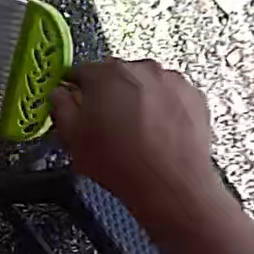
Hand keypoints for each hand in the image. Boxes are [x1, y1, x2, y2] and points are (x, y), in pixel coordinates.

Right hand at [50, 59, 223, 227]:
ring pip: (144, 83)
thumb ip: (61, 108)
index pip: (82, 71)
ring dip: (136, 99)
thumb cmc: (121, 162)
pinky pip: (169, 95)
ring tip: (131, 131)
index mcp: (105, 75)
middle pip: (115, 74)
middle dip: (107, 94)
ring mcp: (171, 81)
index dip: (76, 88)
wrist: (169, 183)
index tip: (75, 101)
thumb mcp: (72, 137)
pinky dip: (161, 107)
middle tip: (103, 122)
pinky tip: (153, 132)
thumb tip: (60, 97)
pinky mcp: (194, 96)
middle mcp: (140, 70)